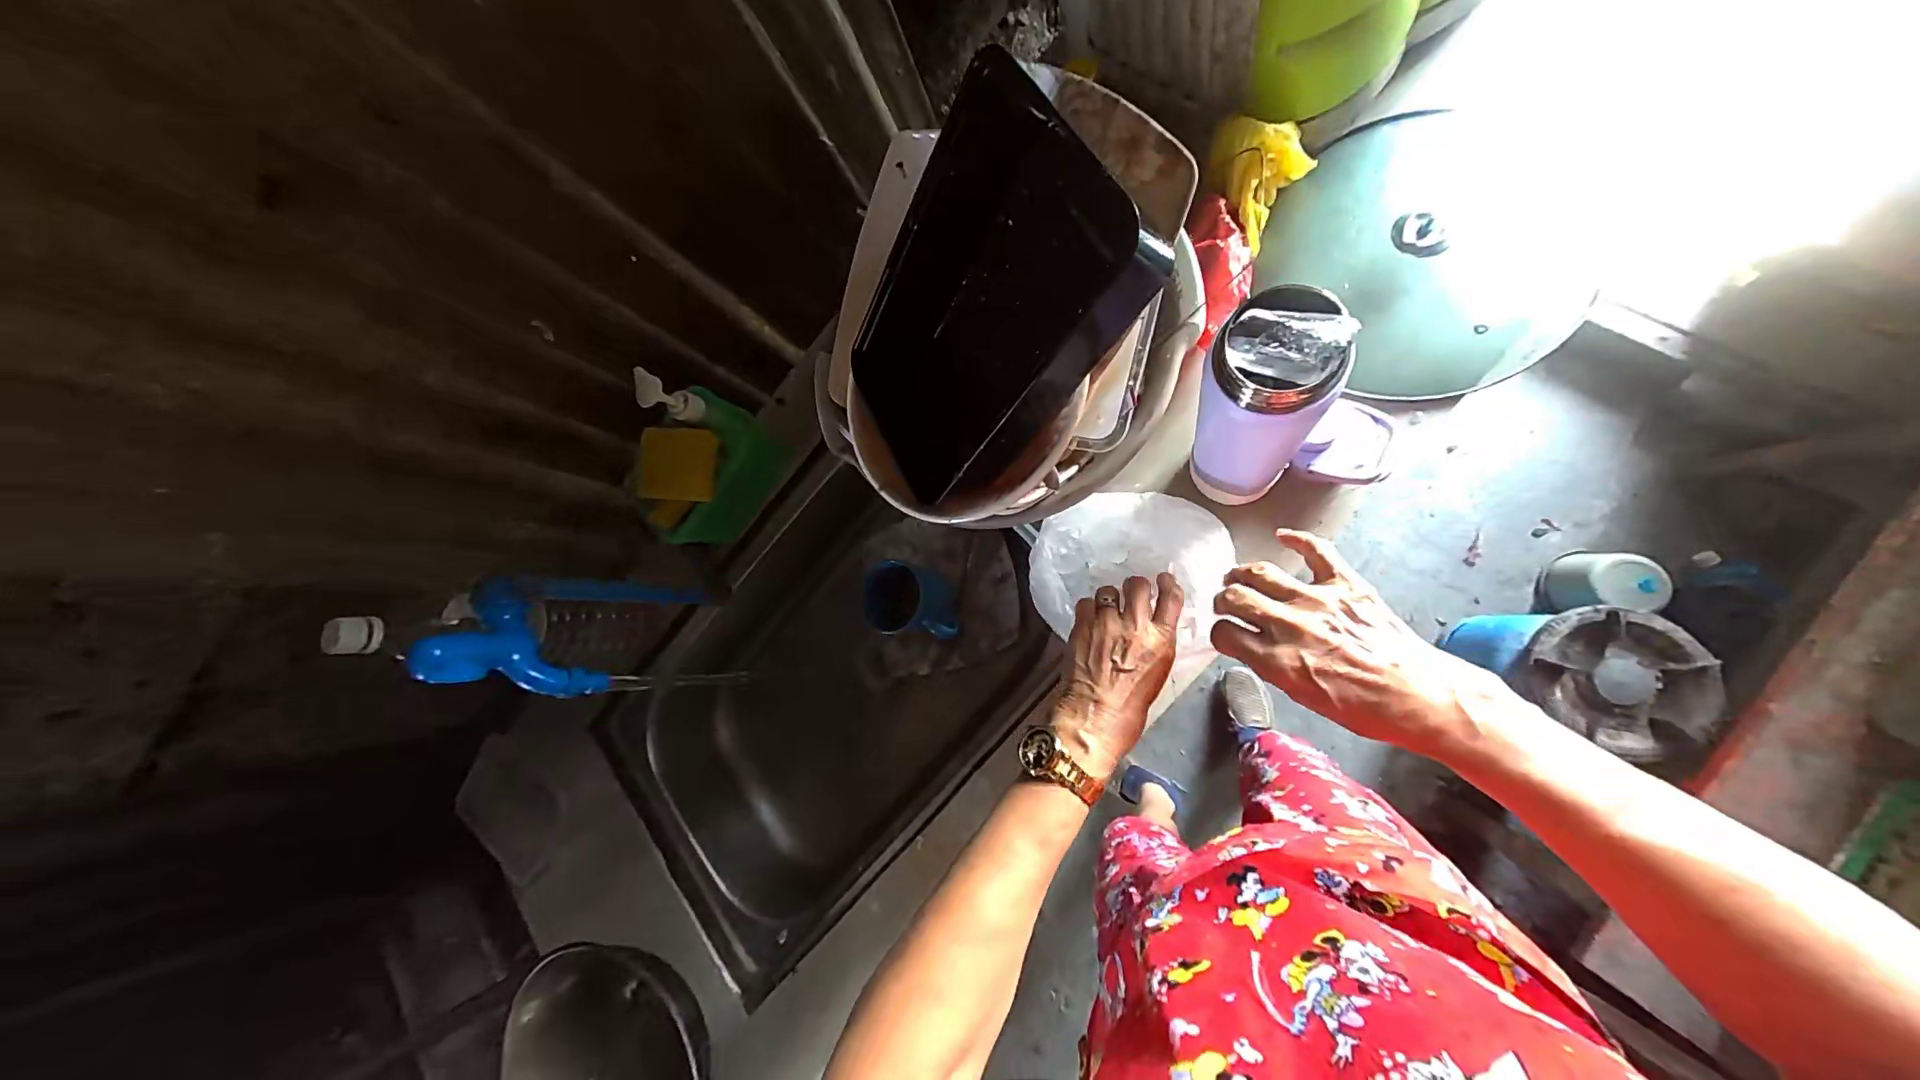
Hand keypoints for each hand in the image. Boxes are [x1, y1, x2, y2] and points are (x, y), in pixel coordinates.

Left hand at [1053, 573, 1183, 777]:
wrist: (1095, 717)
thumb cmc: (1130, 706)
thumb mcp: (1158, 673)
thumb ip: (1156, 644)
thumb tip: (1150, 628)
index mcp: (1161, 640)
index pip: (1171, 597)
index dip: (1167, 583)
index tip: (1162, 580)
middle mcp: (1136, 626)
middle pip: (1138, 584)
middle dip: (1134, 587)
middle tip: (1129, 596)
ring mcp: (1107, 623)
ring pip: (1108, 591)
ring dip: (1107, 599)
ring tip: (1104, 613)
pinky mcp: (1083, 626)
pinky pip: (1085, 602)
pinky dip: (1087, 609)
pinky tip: (1088, 622)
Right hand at [1210, 530, 1501, 758]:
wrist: (1420, 695)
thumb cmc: (1366, 708)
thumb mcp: (1303, 698)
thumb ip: (1271, 667)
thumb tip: (1251, 646)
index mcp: (1278, 660)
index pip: (1225, 633)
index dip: (1219, 632)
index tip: (1224, 633)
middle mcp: (1292, 626)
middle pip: (1234, 597)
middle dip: (1222, 600)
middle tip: (1225, 602)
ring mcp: (1319, 600)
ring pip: (1261, 572)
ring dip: (1242, 573)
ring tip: (1239, 577)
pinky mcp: (1347, 584)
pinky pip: (1316, 550)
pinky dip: (1297, 539)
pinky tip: (1283, 536)